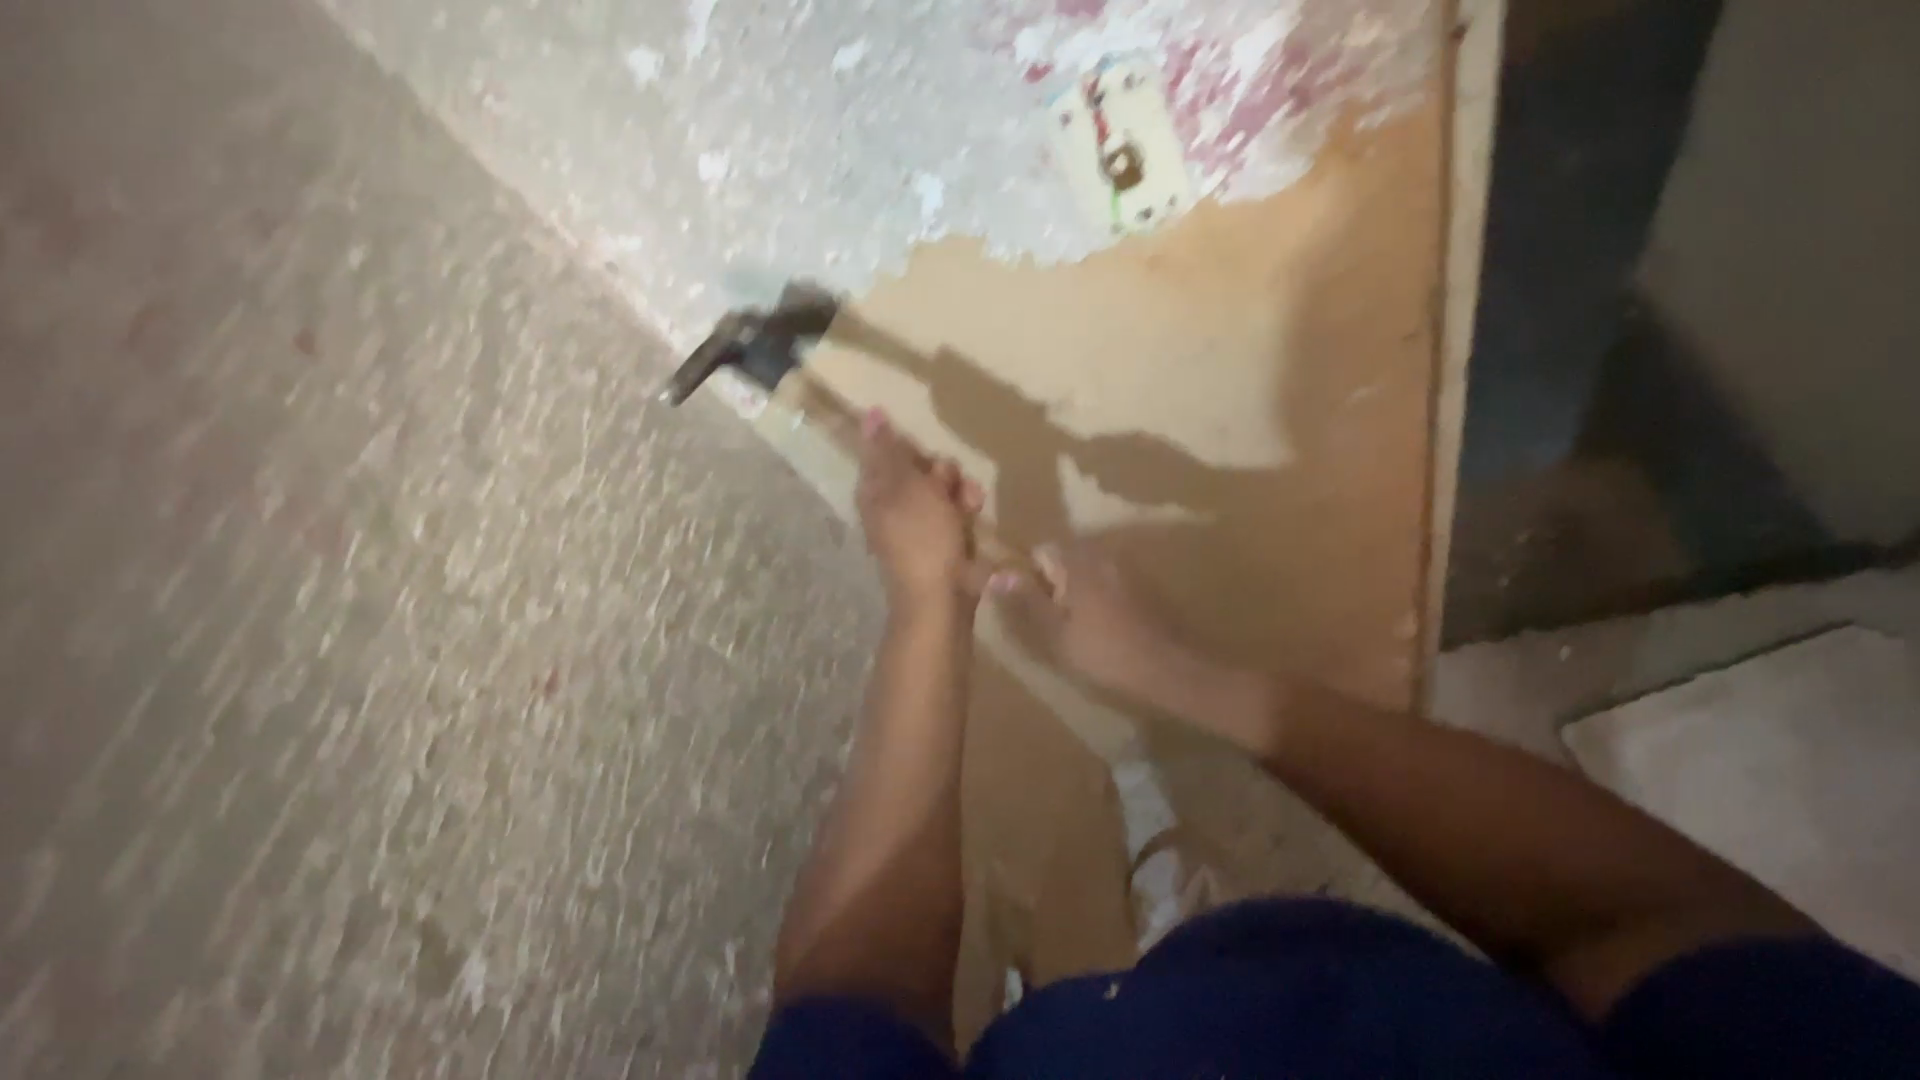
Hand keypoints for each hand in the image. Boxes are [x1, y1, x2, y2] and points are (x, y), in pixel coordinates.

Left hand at [855, 409, 990, 608]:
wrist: (941, 599)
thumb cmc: (922, 538)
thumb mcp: (906, 486)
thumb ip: (889, 449)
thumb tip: (869, 413)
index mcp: (874, 492)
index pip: (889, 453)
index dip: (911, 450)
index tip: (924, 456)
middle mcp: (892, 507)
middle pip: (919, 470)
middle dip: (941, 471)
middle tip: (947, 482)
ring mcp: (917, 526)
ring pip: (942, 490)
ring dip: (959, 489)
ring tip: (969, 502)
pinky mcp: (941, 541)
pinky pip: (954, 513)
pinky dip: (964, 511)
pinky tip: (975, 514)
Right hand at [990, 542, 1189, 703]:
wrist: (1169, 668)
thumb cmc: (1105, 653)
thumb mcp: (1056, 633)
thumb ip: (1026, 600)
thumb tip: (996, 573)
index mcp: (1077, 562)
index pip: (1041, 550)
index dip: (1030, 576)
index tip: (1031, 606)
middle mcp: (1103, 555)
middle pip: (1067, 557)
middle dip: (1056, 582)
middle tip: (1054, 620)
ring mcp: (1128, 568)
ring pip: (1090, 570)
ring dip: (1080, 590)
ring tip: (1078, 627)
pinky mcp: (1145, 585)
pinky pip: (1111, 582)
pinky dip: (1102, 598)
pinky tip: (1105, 627)